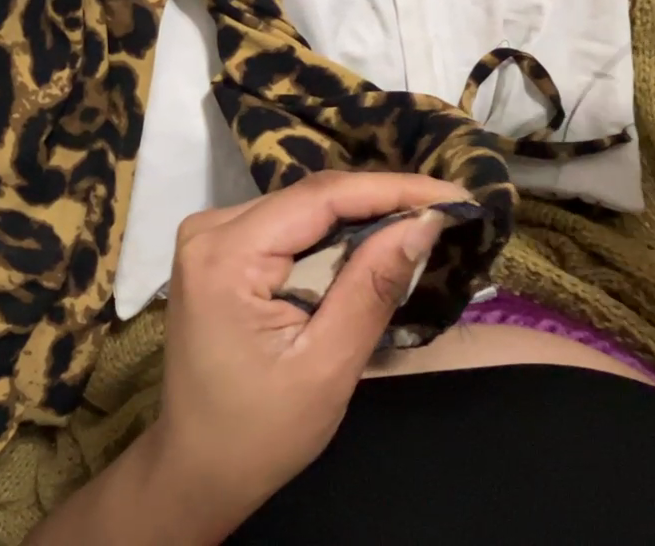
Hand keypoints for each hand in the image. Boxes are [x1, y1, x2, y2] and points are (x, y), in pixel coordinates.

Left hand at [147, 171, 467, 538]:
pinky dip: (327, 239)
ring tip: (418, 230)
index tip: (456, 194)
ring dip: (357, 221)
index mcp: (224, 254)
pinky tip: (367, 250)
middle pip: (308, 199)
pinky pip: (283, 229)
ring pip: (299, 210)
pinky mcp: (216, 251)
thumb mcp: (327, 365)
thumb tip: (423, 222)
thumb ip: (371, 287)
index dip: (392, 190)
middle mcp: (208, 229)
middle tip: (447, 215)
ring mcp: (207, 237)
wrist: (199, 465)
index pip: (319, 197)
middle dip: (380, 205)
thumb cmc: (261, 431)